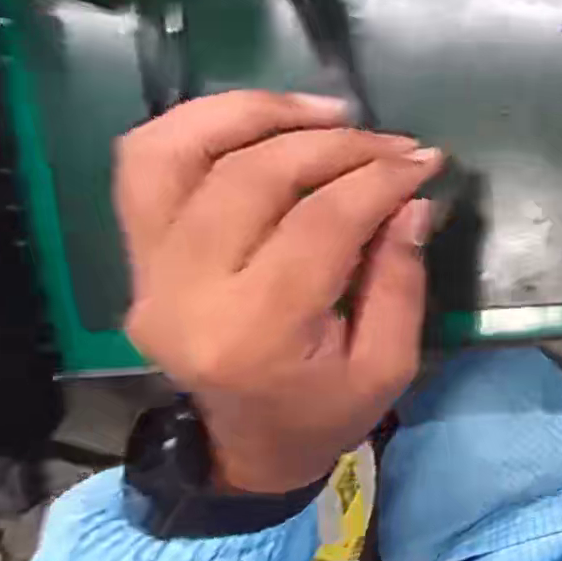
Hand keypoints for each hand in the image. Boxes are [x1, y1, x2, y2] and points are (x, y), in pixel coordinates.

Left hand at [115, 91, 443, 494]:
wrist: (248, 448)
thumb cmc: (327, 413)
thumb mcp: (389, 365)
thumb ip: (402, 281)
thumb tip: (413, 201)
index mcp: (257, 336)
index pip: (319, 225)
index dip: (378, 180)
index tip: (424, 162)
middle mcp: (186, 296)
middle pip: (253, 180)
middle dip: (335, 147)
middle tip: (390, 143)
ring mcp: (148, 273)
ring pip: (181, 153)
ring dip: (257, 114)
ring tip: (326, 112)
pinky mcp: (137, 258)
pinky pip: (147, 163)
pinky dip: (201, 124)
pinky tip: (262, 121)